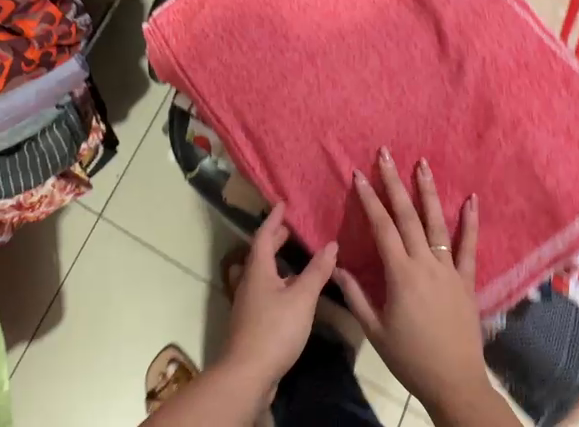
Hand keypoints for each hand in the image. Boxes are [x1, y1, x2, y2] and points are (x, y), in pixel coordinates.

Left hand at [218, 203, 340, 390]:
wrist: (247, 373)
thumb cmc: (274, 329)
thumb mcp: (302, 298)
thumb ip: (316, 272)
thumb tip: (331, 244)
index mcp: (258, 269)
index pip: (264, 235)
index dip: (274, 219)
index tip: (283, 204)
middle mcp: (249, 281)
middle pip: (260, 253)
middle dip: (274, 240)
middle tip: (290, 230)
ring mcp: (248, 303)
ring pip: (261, 274)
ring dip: (276, 263)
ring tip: (294, 260)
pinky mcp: (251, 322)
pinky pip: (264, 291)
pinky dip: (277, 283)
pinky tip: (291, 295)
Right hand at [336, 149, 499, 422]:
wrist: (455, 383)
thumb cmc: (410, 359)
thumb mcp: (374, 331)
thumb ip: (355, 296)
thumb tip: (336, 266)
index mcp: (401, 275)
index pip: (382, 228)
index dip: (369, 199)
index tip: (358, 175)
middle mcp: (425, 264)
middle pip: (407, 216)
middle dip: (394, 183)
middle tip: (385, 154)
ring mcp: (449, 270)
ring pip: (437, 223)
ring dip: (428, 192)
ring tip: (422, 164)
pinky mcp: (467, 281)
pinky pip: (469, 248)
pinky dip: (470, 223)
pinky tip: (471, 200)